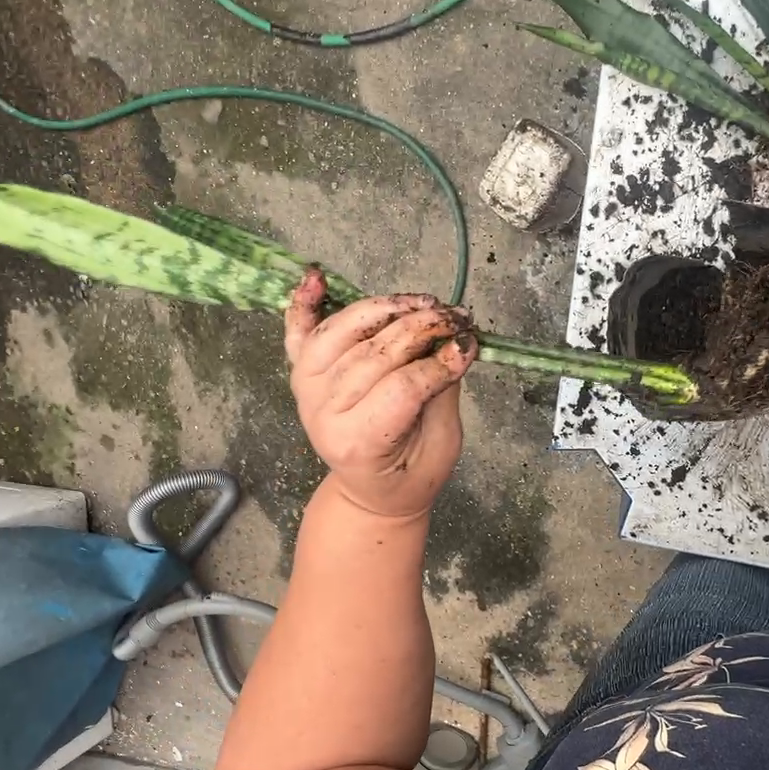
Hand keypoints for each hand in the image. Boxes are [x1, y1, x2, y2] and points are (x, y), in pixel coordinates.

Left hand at [285, 275, 476, 520]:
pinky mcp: (301, 373)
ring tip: (424, 303)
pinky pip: (298, 331)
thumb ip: (443, 391)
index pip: (403, 386)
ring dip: (386, 307)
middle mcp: (323, 412)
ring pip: (343, 331)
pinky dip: (305, 302)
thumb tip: (458, 342)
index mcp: (359, 441)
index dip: (440, 362)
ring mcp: (306, 389)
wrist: (372, 491)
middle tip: (457, 318)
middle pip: (374, 352)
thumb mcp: (442, 444)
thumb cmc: (412, 474)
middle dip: (423, 328)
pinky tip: (316, 277)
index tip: (470, 344)